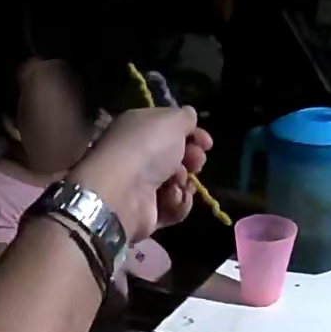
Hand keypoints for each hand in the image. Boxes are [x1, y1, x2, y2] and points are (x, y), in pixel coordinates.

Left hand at [70, 107, 211, 241]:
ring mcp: (142, 187)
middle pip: (177, 158)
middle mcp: (139, 157)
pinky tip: (172, 198)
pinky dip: (178, 203)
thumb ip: (185, 117)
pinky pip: (174, 208)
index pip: (170, 130)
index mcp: (139, 129)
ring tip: (178, 182)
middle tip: (195, 162)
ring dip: (185, 182)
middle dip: (192, 159)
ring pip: (179, 184)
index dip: (192, 134)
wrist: (123, 193)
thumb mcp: (171, 120)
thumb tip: (190, 117)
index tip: (207, 143)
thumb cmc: (147, 148)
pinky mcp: (148, 214)